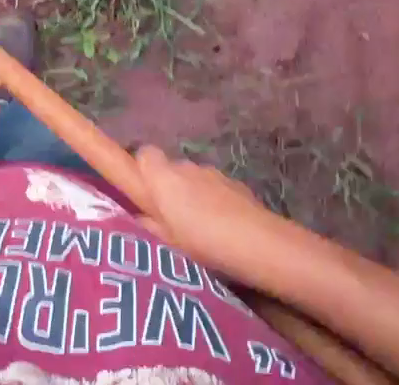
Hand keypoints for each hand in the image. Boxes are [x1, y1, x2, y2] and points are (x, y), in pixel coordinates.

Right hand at [135, 145, 295, 285]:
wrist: (258, 243)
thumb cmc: (203, 242)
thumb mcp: (168, 243)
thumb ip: (150, 225)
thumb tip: (140, 217)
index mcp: (163, 177)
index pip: (144, 154)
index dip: (143, 169)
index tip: (146, 193)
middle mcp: (185, 166)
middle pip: (171, 168)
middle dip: (170, 187)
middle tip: (174, 218)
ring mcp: (213, 173)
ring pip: (195, 178)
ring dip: (194, 194)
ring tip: (202, 226)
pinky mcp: (236, 183)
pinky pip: (216, 188)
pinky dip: (216, 200)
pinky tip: (224, 226)